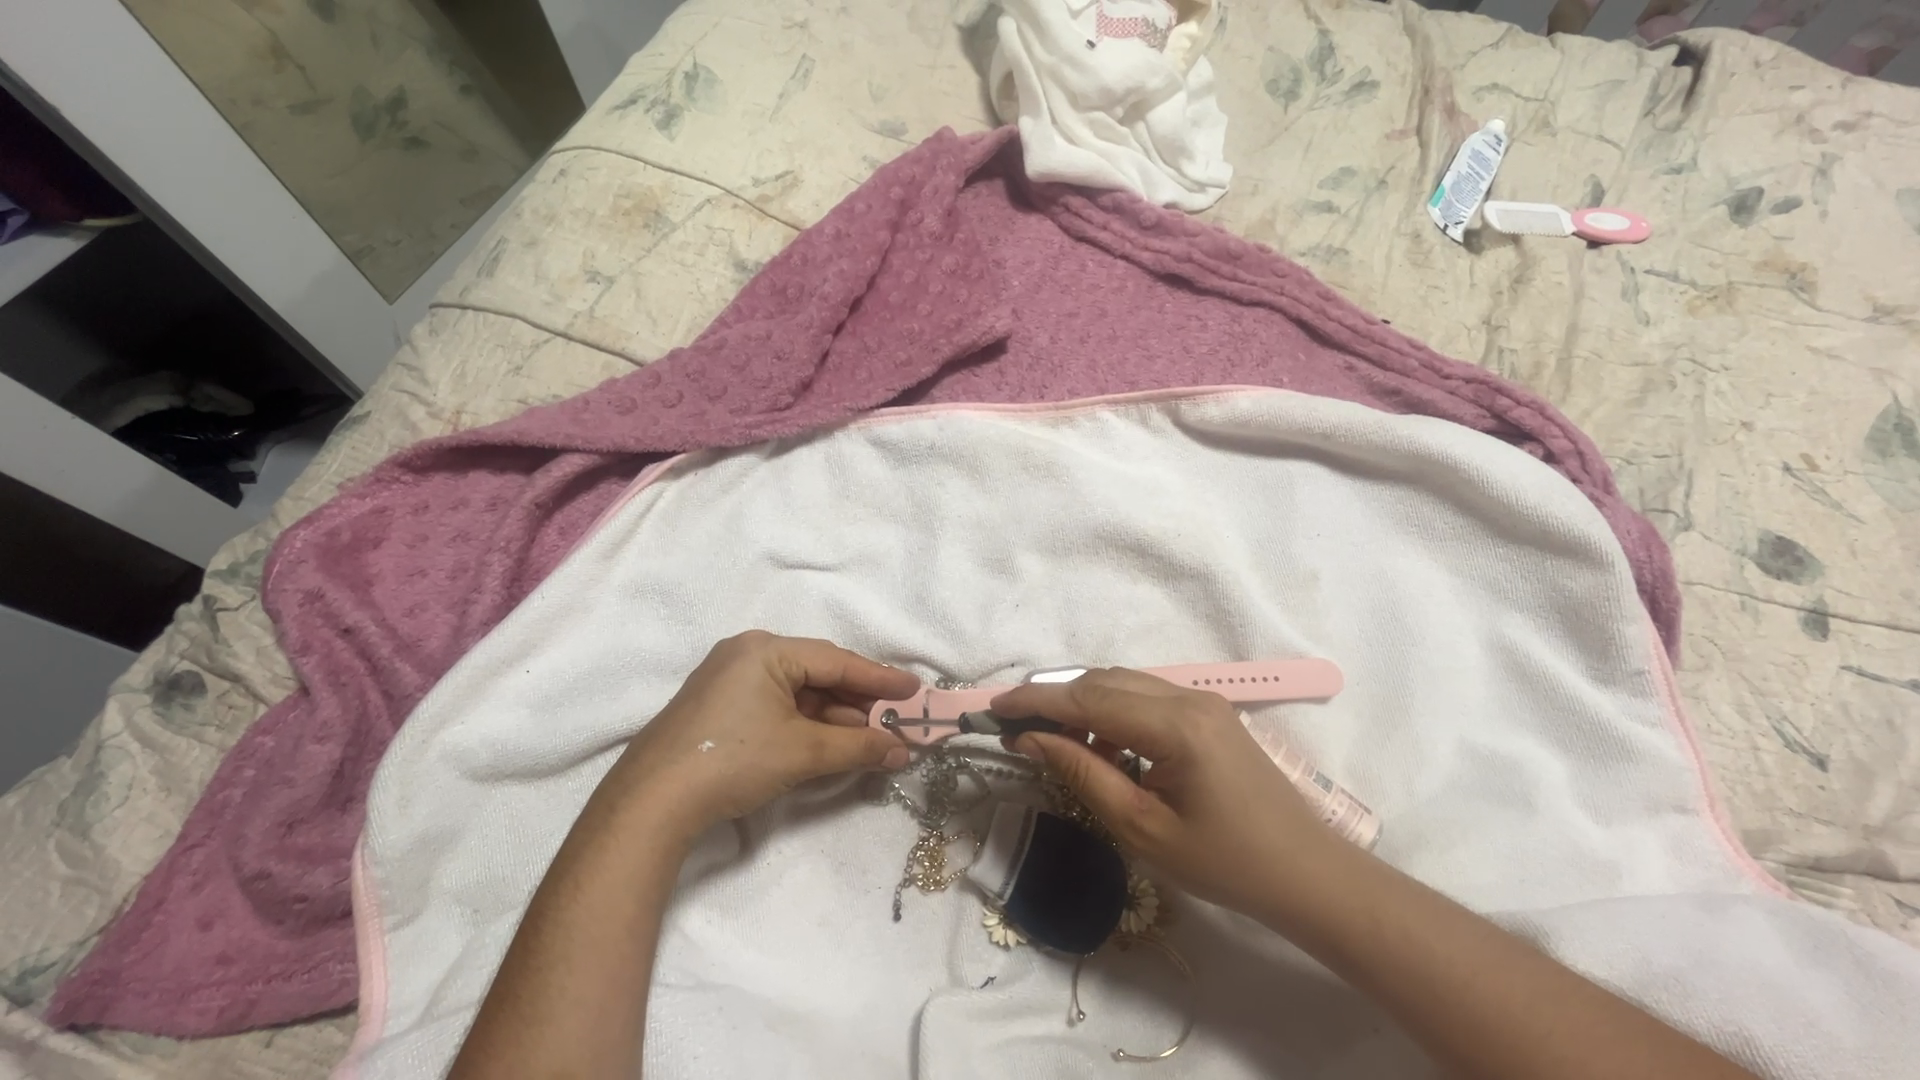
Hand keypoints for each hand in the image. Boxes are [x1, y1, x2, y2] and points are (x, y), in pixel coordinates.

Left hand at [603, 631, 919, 841]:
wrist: (651, 803)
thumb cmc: (734, 760)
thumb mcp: (804, 752)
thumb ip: (858, 746)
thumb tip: (903, 750)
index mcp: (765, 650)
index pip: (837, 661)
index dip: (880, 679)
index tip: (916, 691)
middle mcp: (745, 654)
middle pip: (817, 674)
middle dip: (858, 701)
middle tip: (897, 721)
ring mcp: (728, 680)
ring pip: (797, 693)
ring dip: (834, 717)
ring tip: (870, 740)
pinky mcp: (718, 708)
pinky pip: (775, 706)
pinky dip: (806, 724)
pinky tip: (829, 743)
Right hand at [990, 668, 1332, 917]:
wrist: (1305, 874)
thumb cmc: (1224, 863)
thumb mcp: (1141, 828)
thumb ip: (1083, 773)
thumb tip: (1031, 739)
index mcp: (1176, 725)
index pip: (1089, 696)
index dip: (1036, 700)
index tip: (994, 709)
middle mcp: (1190, 697)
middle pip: (1104, 681)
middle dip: (1055, 699)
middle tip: (1016, 729)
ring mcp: (1203, 702)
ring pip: (1124, 685)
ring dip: (1083, 705)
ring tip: (1053, 743)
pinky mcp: (1209, 714)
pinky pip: (1146, 699)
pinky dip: (1112, 714)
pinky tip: (1102, 750)